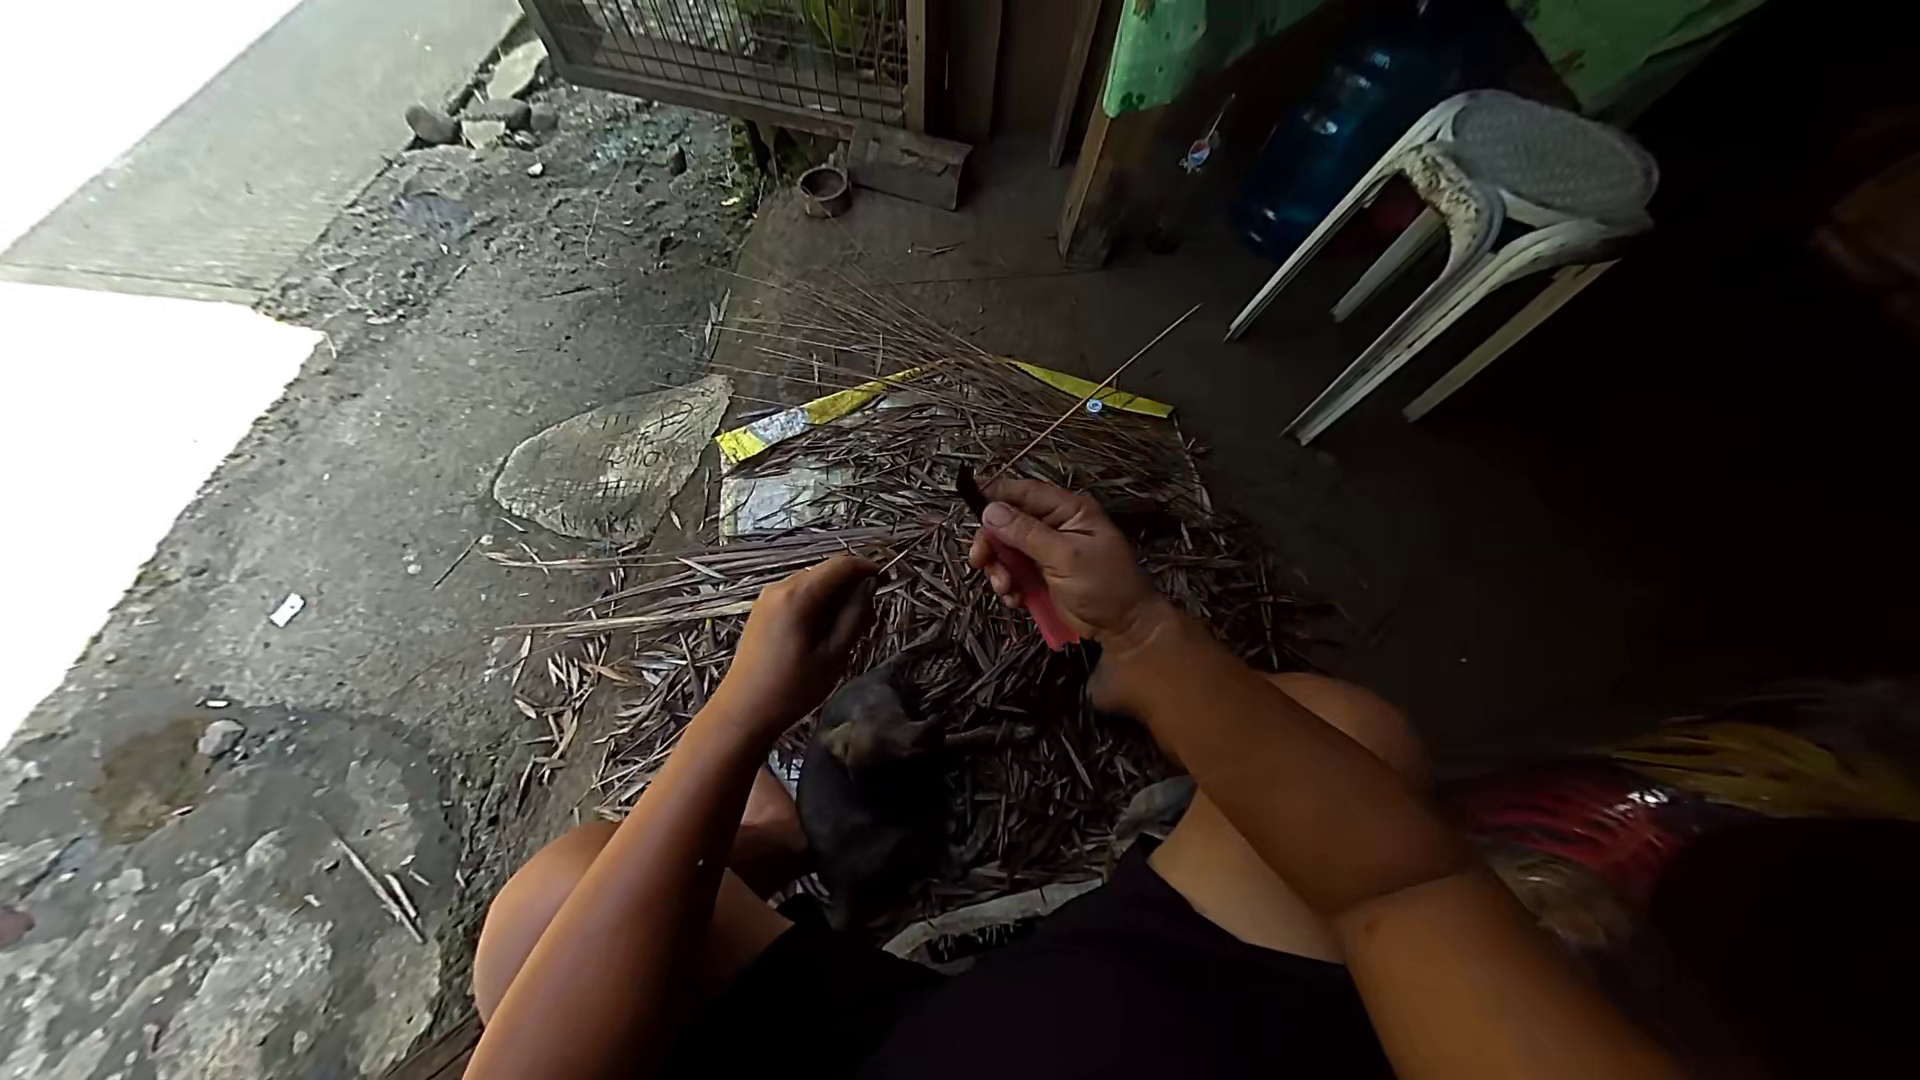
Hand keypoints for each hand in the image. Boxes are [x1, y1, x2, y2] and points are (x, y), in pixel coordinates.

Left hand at [710, 555, 878, 737]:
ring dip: (835, 597)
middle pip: (826, 572)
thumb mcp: (834, 654)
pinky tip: (824, 632)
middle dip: (852, 587)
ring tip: (849, 630)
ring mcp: (768, 598)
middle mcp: (780, 588)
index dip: (866, 568)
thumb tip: (869, 585)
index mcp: (798, 595)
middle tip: (869, 619)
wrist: (743, 713)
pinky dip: (817, 604)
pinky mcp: (763, 611)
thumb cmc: (792, 688)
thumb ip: (855, 614)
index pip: (841, 564)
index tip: (885, 582)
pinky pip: (798, 595)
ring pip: (813, 583)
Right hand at [967, 477, 1169, 652]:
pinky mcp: (1039, 574)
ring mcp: (1045, 551)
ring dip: (998, 568)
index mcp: (1068, 510)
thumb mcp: (1065, 557)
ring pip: (1005, 549)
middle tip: (980, 560)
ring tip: (1006, 587)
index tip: (970, 502)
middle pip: (1007, 521)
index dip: (995, 494)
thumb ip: (1026, 533)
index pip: (1025, 492)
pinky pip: (1012, 571)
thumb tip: (991, 510)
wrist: (1123, 627)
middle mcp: (1054, 525)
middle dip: (991, 541)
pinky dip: (1008, 584)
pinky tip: (1015, 598)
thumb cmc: (1105, 586)